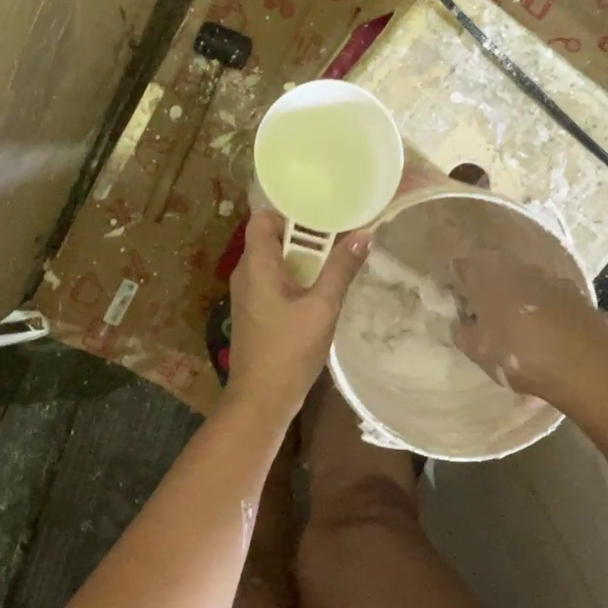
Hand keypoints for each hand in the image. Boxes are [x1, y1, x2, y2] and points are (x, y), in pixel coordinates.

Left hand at [225, 209, 369, 419]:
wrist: (261, 399)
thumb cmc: (289, 350)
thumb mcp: (322, 308)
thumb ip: (341, 269)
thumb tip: (363, 234)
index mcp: (255, 264)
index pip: (262, 218)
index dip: (288, 209)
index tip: (320, 209)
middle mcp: (245, 272)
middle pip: (270, 237)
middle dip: (304, 232)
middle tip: (338, 230)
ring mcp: (247, 293)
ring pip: (273, 260)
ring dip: (302, 256)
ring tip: (336, 254)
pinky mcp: (254, 310)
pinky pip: (273, 279)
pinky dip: (295, 275)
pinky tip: (321, 286)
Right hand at [449, 256, 607, 406]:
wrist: (587, 366)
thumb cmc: (519, 356)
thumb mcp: (478, 352)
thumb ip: (462, 333)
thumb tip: (460, 323)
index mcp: (485, 276)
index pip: (459, 266)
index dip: (452, 282)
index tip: (453, 302)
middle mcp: (515, 267)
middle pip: (492, 271)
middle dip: (485, 290)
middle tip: (482, 317)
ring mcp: (548, 277)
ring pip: (522, 283)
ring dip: (515, 299)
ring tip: (517, 329)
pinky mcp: (574, 292)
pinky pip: (548, 296)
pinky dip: (542, 309)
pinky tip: (546, 334)